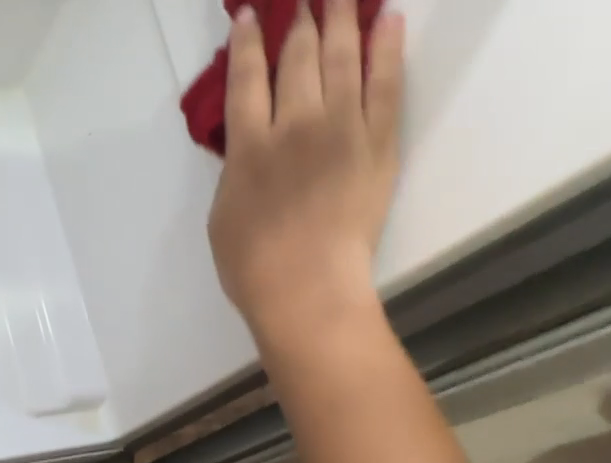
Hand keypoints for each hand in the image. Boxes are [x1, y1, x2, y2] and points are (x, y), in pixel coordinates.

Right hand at [208, 0, 404, 353]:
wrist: (306, 288)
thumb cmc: (251, 264)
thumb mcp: (223, 212)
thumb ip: (235, 166)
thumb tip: (249, 137)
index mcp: (248, 147)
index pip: (246, 78)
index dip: (247, 42)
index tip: (249, 15)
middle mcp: (295, 124)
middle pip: (297, 56)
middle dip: (298, 18)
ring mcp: (341, 128)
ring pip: (341, 56)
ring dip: (341, 16)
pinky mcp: (379, 141)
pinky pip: (386, 82)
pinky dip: (386, 47)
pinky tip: (387, 20)